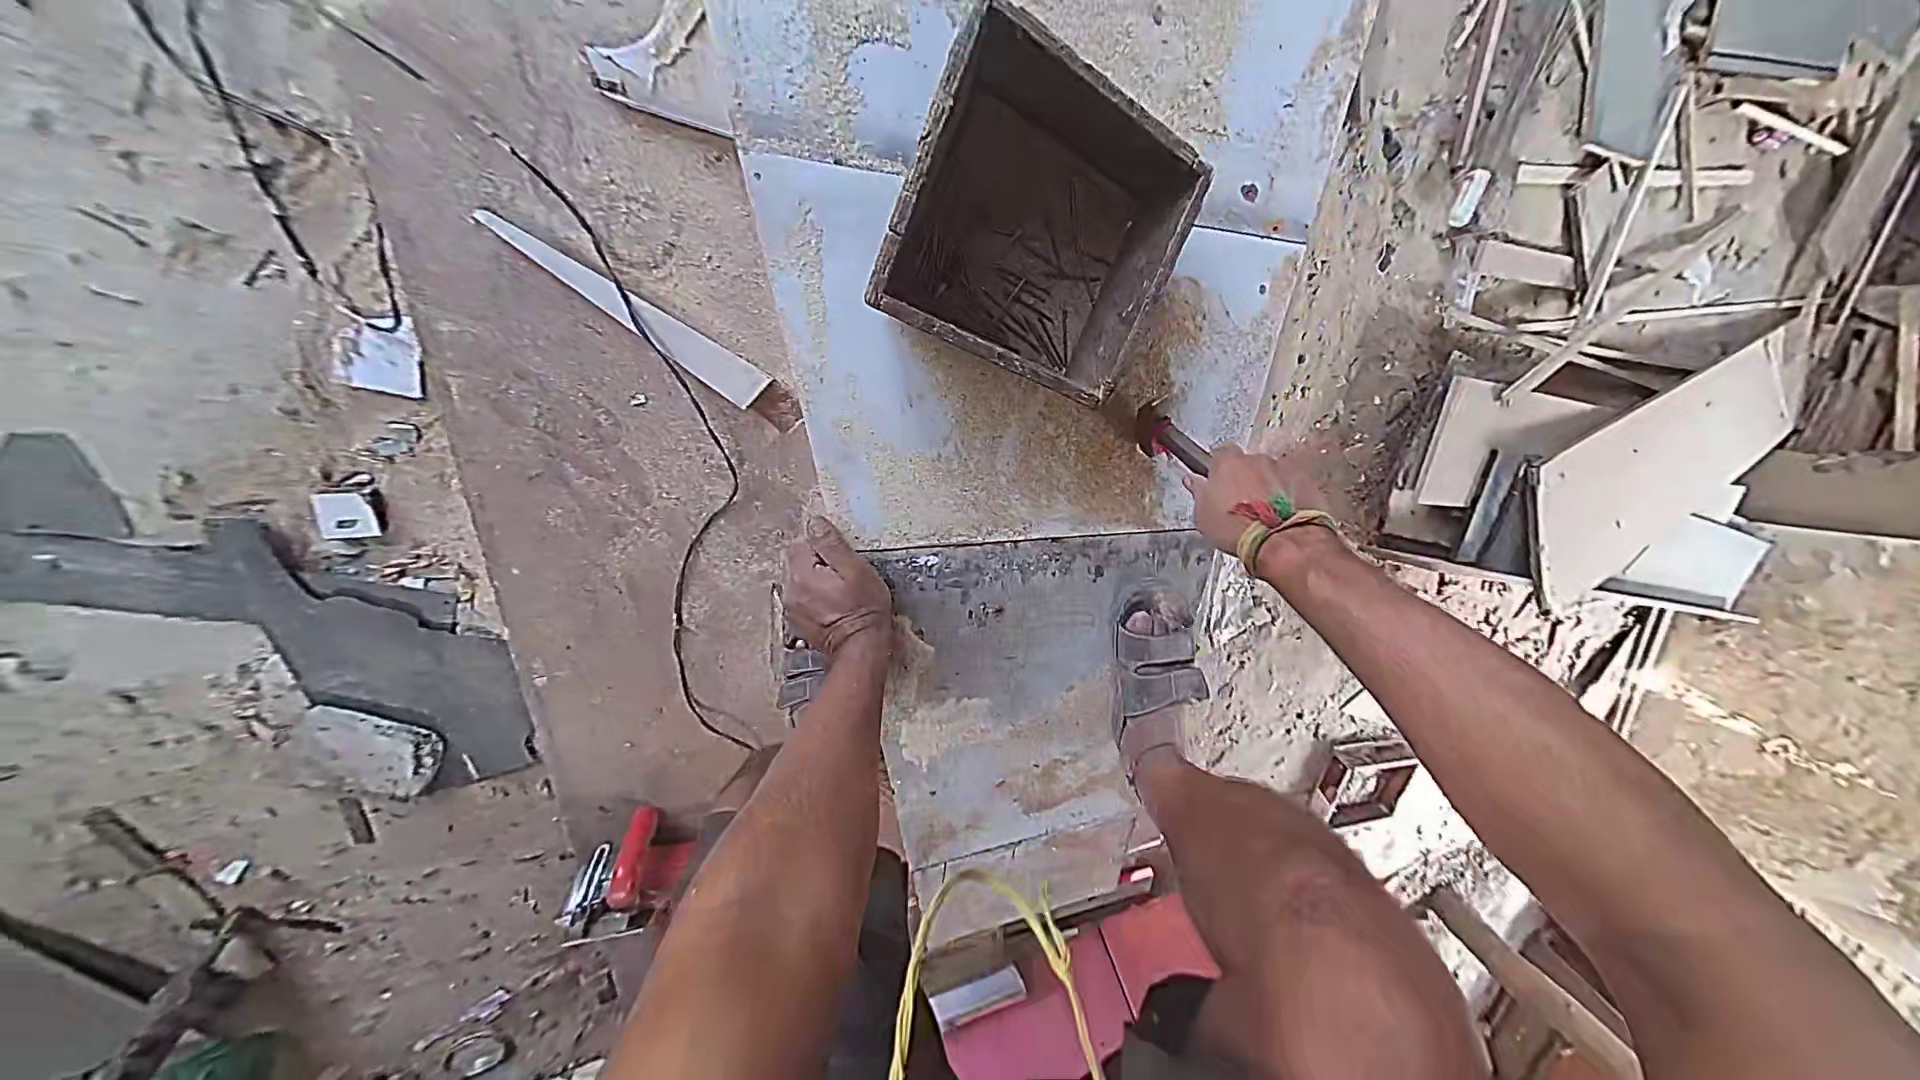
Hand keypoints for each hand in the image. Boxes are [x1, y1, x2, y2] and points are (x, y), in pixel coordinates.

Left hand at [784, 515, 893, 658]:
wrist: (860, 646)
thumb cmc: (864, 610)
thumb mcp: (856, 569)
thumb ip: (832, 544)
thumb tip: (815, 524)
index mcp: (802, 574)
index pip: (802, 542)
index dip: (823, 546)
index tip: (840, 558)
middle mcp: (790, 589)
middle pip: (796, 560)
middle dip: (816, 561)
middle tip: (841, 575)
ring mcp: (791, 606)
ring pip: (798, 578)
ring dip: (814, 578)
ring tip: (837, 590)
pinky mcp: (797, 618)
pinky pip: (801, 595)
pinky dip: (813, 595)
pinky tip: (831, 602)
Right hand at [1181, 444, 1330, 554]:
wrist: (1279, 540)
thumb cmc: (1238, 528)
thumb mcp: (1203, 515)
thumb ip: (1198, 492)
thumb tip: (1194, 483)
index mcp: (1227, 463)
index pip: (1220, 454)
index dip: (1218, 469)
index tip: (1216, 481)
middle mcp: (1256, 460)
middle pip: (1247, 463)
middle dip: (1244, 479)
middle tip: (1238, 503)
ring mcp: (1282, 469)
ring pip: (1270, 474)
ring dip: (1266, 488)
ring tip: (1261, 514)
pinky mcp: (1304, 482)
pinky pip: (1291, 486)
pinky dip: (1286, 496)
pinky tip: (1279, 516)